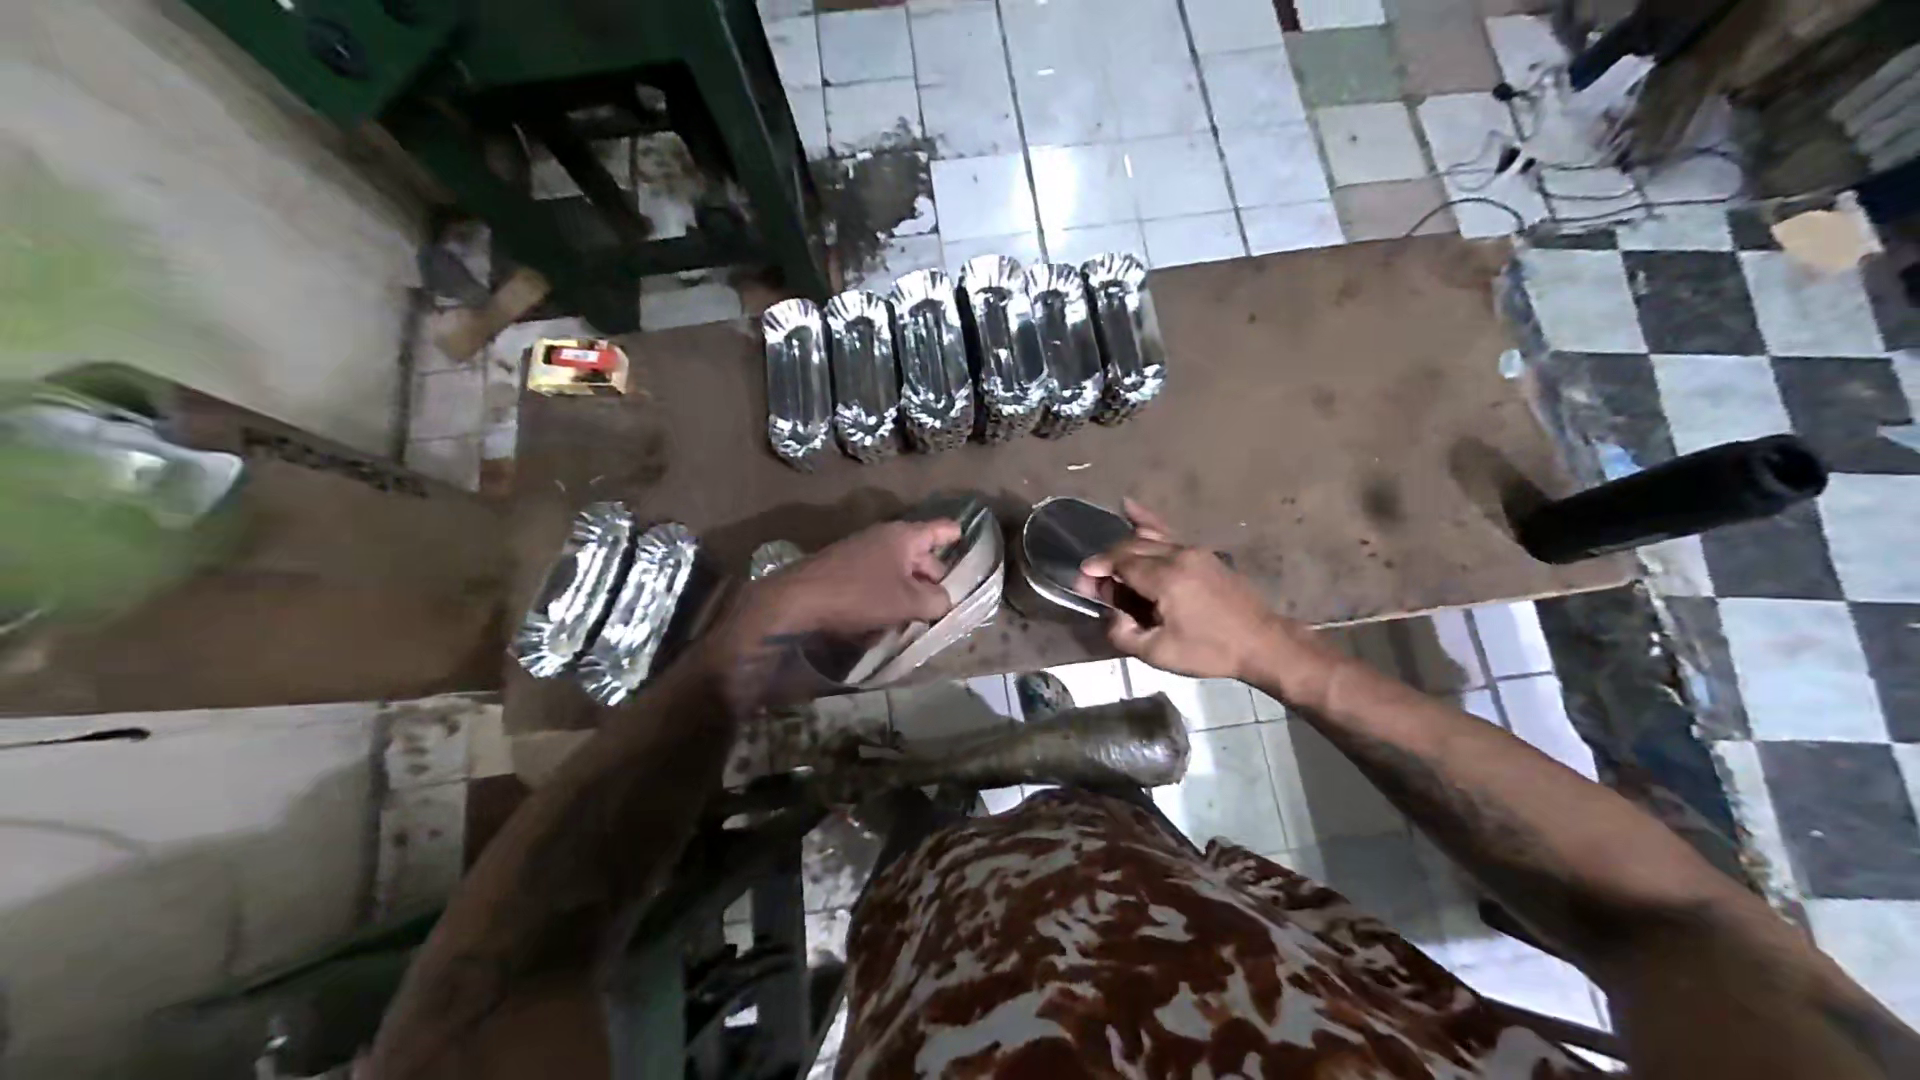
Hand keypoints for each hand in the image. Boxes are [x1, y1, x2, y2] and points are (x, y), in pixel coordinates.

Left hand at [694, 519, 960, 707]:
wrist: (797, 600)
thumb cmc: (859, 595)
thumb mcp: (908, 602)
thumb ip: (936, 601)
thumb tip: (943, 601)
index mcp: (903, 536)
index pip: (940, 529)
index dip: (955, 535)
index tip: (965, 540)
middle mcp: (883, 537)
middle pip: (920, 554)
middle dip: (934, 576)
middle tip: (945, 602)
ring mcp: (860, 551)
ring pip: (897, 569)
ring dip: (909, 589)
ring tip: (918, 615)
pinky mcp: (843, 569)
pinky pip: (876, 578)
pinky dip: (887, 593)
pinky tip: (887, 617)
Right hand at [1079, 500, 1329, 692]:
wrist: (1263, 642)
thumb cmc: (1211, 650)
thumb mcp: (1160, 654)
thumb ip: (1123, 634)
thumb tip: (1111, 615)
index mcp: (1166, 578)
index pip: (1120, 563)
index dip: (1097, 571)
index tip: (1083, 584)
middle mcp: (1178, 555)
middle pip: (1131, 548)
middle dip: (1107, 561)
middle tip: (1093, 582)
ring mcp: (1193, 551)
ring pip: (1148, 539)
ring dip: (1124, 549)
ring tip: (1108, 563)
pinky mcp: (1204, 555)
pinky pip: (1168, 534)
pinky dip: (1146, 522)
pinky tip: (1129, 506)